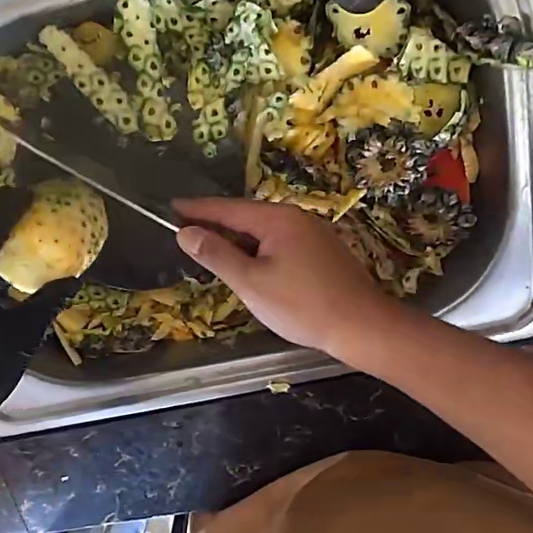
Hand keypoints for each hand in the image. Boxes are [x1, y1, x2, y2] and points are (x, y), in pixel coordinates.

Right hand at [172, 197, 403, 359]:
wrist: (361, 325)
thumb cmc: (302, 305)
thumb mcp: (251, 283)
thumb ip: (217, 255)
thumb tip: (186, 232)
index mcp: (276, 219)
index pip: (226, 209)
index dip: (196, 210)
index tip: (170, 207)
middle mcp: (297, 217)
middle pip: (246, 217)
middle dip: (216, 224)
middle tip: (185, 231)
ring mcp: (314, 233)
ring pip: (265, 232)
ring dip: (238, 239)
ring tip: (212, 249)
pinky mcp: (324, 251)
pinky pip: (281, 243)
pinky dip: (260, 249)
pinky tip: (252, 264)